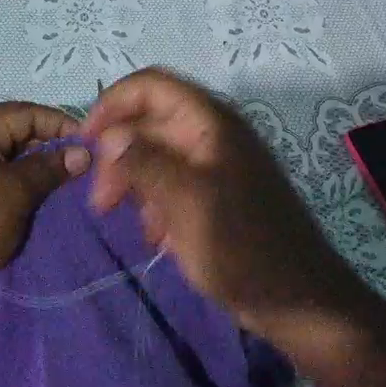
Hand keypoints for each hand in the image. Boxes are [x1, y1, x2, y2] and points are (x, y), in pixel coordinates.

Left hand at [0, 102, 90, 295]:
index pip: (26, 112)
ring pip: (5, 148)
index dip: (62, 125)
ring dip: (34, 161)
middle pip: (14, 127)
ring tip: (64, 177)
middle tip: (81, 162)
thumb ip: (51, 167)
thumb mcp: (16, 194)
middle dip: (49, 143)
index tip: (92, 144)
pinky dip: (15, 174)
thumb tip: (84, 153)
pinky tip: (36, 189)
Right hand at [83, 68, 363, 335]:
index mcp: (210, 121)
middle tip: (101, 203)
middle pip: (149, 122)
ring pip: (157, 155)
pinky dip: (156, 204)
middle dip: (119, 155)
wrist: (300, 301)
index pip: (151, 85)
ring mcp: (216, 164)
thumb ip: (145, 162)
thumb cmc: (242, 246)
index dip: (113, 104)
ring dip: (135, 183)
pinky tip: (156, 238)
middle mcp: (212, 133)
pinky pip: (173, 184)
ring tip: (127, 223)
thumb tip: (109, 135)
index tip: (85, 142)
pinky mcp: (217, 195)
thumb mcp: (186, 202)